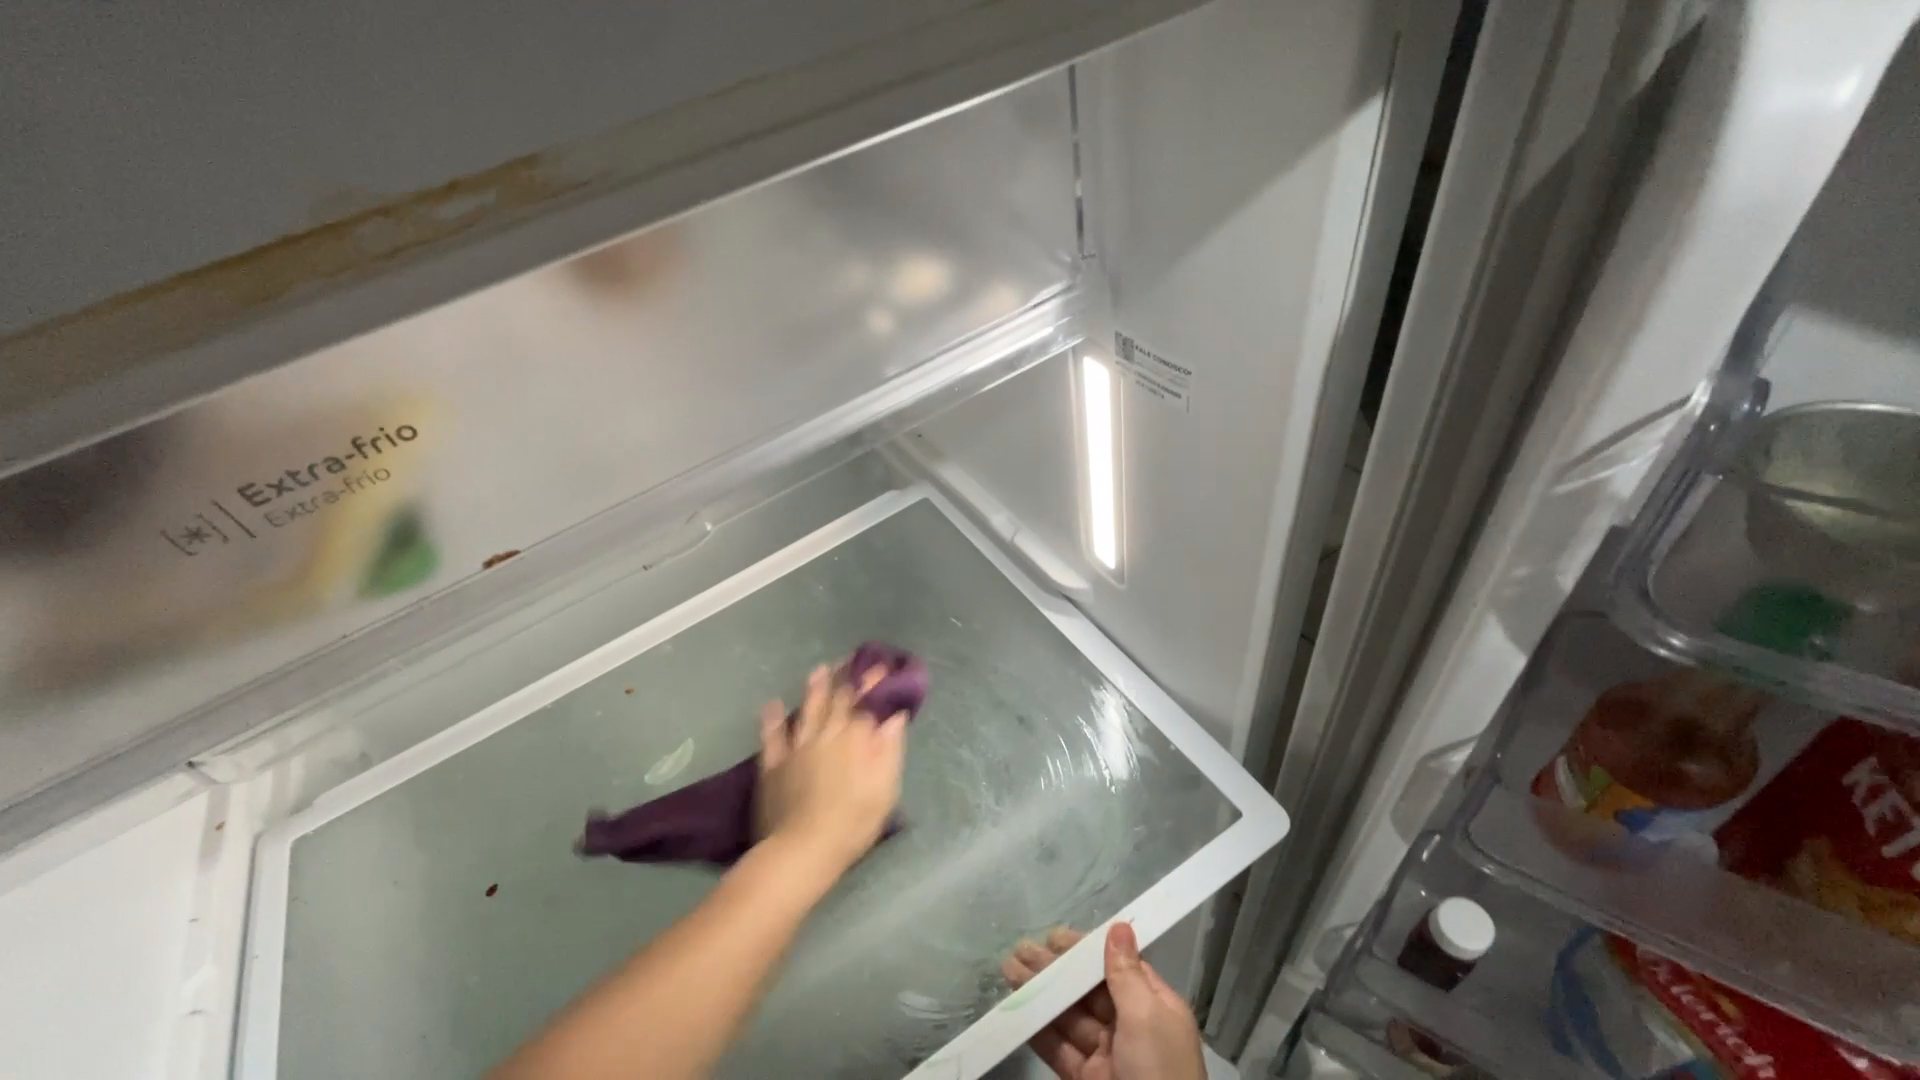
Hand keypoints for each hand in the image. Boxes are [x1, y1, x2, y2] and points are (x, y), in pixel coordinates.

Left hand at [754, 662, 907, 875]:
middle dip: (845, 677)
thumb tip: (895, 716)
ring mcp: (796, 747)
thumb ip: (889, 747)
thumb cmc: (854, 821)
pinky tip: (770, 704)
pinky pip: (771, 735)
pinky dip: (771, 718)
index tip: (879, 666)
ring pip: (806, 710)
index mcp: (855, 739)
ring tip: (819, 669)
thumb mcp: (885, 786)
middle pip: (836, 700)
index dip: (873, 683)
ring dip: (814, 688)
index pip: (866, 702)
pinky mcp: (773, 764)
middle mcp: (825, 734)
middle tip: (849, 659)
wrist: (804, 848)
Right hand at [1003, 924, 1205, 1079]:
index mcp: (1154, 1007)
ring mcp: (1107, 1056)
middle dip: (1055, 969)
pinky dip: (1037, 1029)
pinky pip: (1059, 1049)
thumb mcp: (1147, 1018)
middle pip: (1087, 990)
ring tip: (1008, 970)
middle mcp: (1131, 1028)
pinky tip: (1017, 1011)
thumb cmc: (1159, 1072)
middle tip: (1020, 949)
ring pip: (1068, 1016)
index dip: (1086, 950)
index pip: (1118, 966)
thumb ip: (1125, 974)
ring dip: (1039, 993)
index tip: (1054, 936)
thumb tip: (1119, 926)